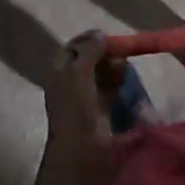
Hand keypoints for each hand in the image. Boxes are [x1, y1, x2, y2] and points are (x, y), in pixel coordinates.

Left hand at [43, 31, 120, 158]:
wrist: (80, 149)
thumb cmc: (74, 105)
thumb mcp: (78, 71)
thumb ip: (90, 50)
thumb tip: (101, 34)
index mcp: (59, 70)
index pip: (73, 47)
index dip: (87, 39)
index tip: (105, 34)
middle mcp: (70, 81)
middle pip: (88, 59)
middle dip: (103, 52)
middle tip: (119, 49)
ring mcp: (85, 96)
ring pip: (100, 73)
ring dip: (112, 66)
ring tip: (124, 61)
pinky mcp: (99, 108)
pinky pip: (109, 88)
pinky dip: (117, 80)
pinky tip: (126, 75)